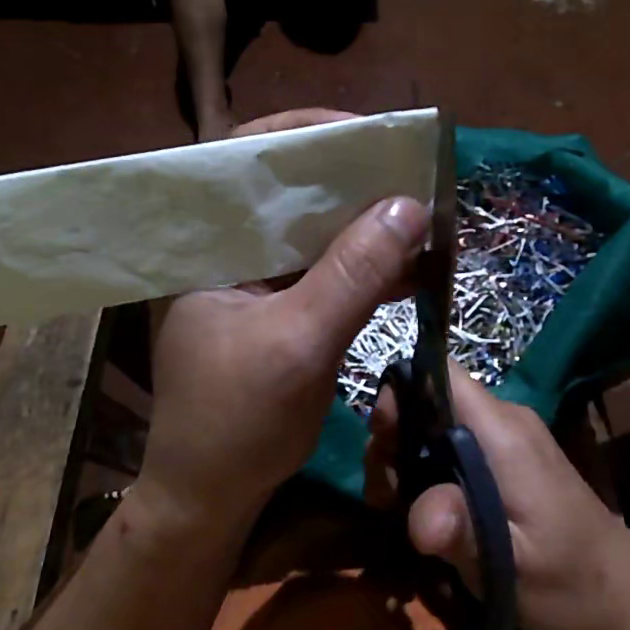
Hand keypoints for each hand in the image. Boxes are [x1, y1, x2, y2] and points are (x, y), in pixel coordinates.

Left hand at [140, 110, 427, 530]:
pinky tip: (416, 262)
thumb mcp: (297, 342)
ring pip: (317, 228)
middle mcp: (229, 248)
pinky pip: (332, 268)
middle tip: (409, 167)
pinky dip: (372, 263)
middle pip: (290, 188)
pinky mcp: (285, 307)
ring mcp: (259, 278)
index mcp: (205, 242)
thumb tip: (410, 206)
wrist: (215, 496)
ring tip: (424, 208)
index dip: (303, 132)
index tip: (368, 134)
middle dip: (351, 176)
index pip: (243, 156)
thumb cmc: (236, 421)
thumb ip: (351, 274)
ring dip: (368, 221)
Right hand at [366, 367, 629, 629]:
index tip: (381, 438)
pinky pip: (455, 441)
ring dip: (409, 455)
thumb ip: (464, 533)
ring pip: (438, 422)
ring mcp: (507, 436)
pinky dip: (430, 465)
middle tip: (385, 492)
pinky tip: (427, 506)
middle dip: (396, 435)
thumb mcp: (510, 566)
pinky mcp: (508, 455)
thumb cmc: (568, 579)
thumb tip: (418, 518)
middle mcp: (503, 420)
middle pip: (430, 399)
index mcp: (501, 432)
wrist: (624, 591)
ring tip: (399, 506)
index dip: (401, 391)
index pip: (440, 373)